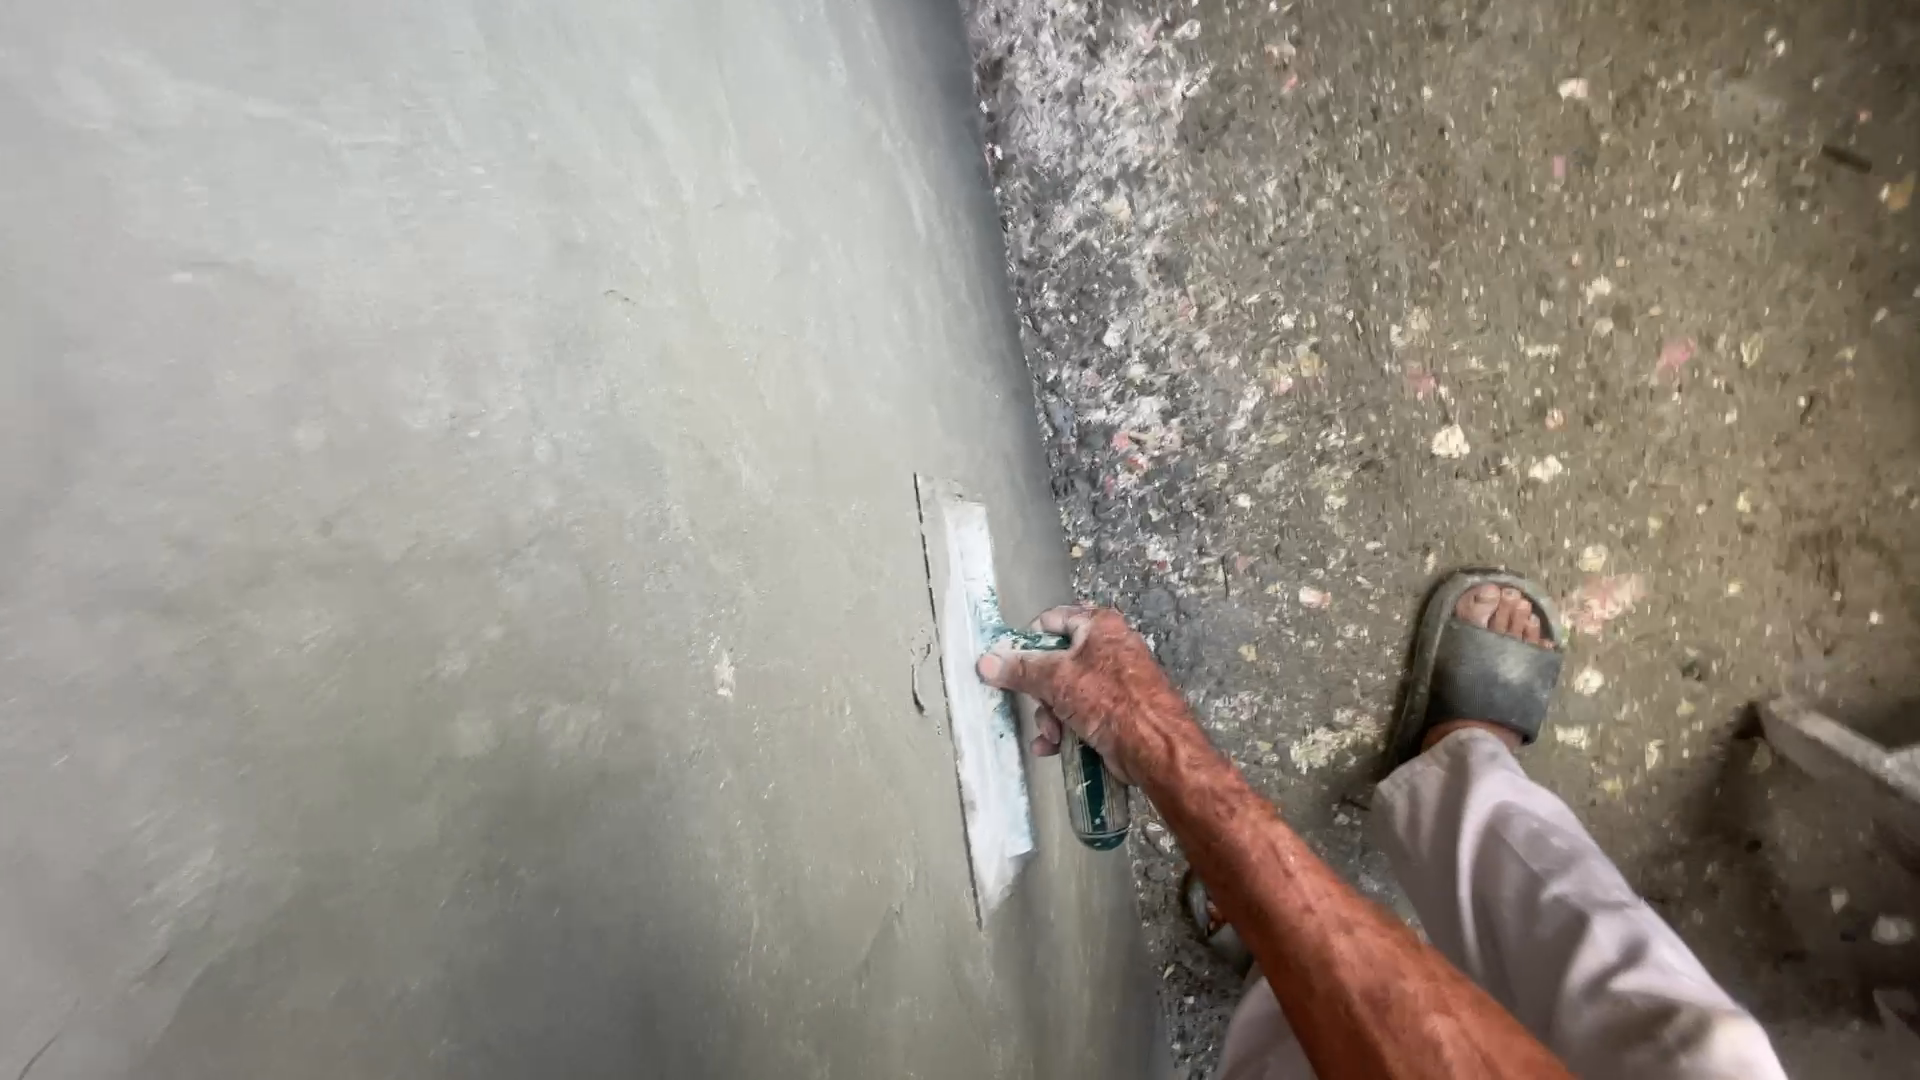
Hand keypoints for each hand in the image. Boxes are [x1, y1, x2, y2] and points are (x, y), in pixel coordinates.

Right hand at [975, 605, 1189, 784]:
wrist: (1156, 749)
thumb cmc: (1109, 701)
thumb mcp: (1057, 679)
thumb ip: (1020, 669)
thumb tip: (986, 662)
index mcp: (1099, 626)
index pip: (1052, 621)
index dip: (1028, 642)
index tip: (1011, 665)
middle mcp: (1108, 647)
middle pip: (1055, 661)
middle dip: (1040, 691)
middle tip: (1037, 707)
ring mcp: (1114, 681)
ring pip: (1064, 691)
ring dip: (1050, 716)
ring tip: (1051, 735)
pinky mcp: (1116, 711)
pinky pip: (1079, 713)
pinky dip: (1064, 728)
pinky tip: (1053, 747)